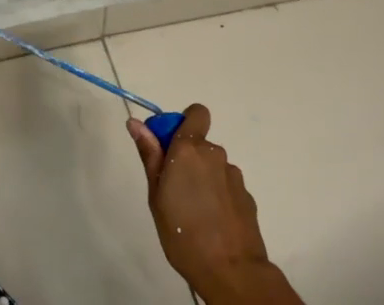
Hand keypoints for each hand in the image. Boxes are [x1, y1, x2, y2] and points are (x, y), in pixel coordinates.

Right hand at [128, 105, 303, 304]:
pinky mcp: (247, 197)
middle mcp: (214, 155)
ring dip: (203, 179)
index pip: (196, 113)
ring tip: (193, 212)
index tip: (170, 148)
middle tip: (174, 190)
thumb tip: (136, 122)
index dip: (183, 124)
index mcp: (189, 149)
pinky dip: (218, 196)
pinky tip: (212, 223)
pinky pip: (226, 186)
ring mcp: (234, 176)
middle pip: (200, 144)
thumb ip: (150, 155)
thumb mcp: (156, 195)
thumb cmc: (183, 232)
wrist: (231, 270)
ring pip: (213, 167)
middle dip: (188, 159)